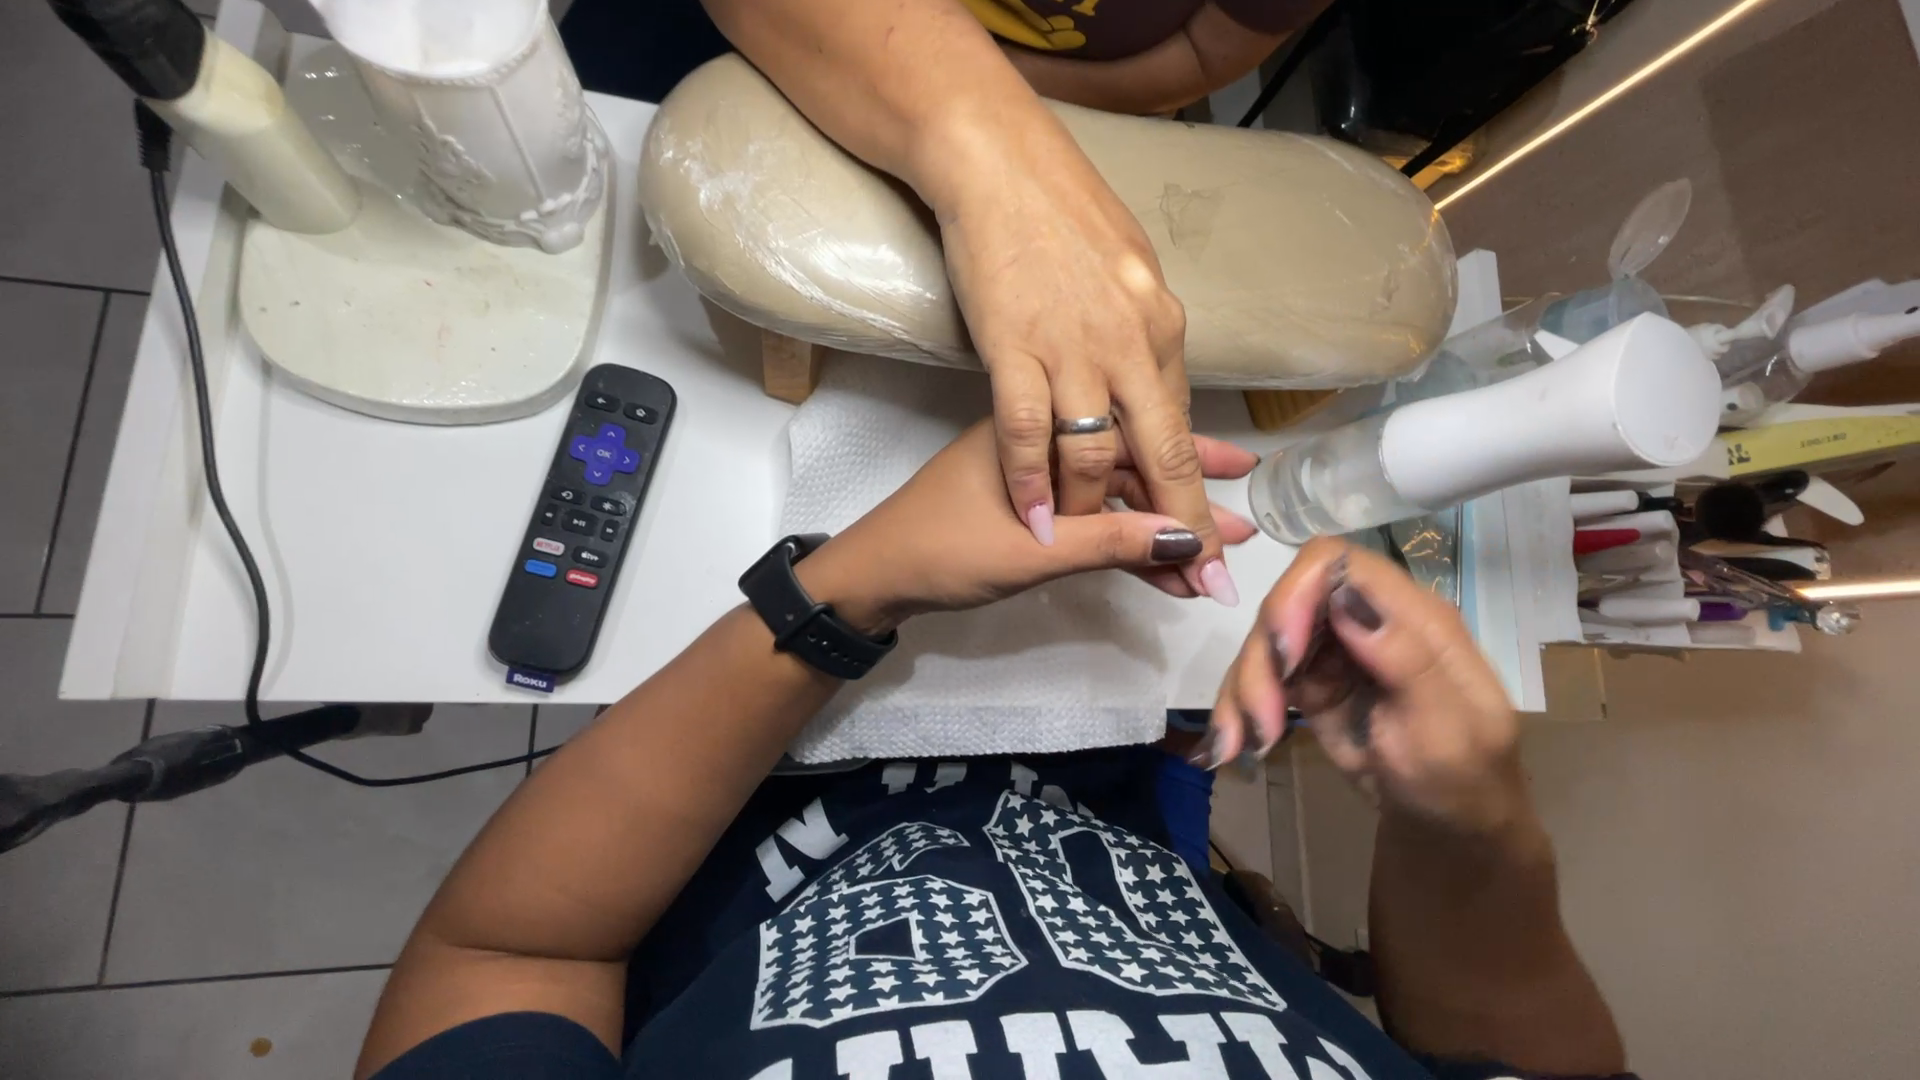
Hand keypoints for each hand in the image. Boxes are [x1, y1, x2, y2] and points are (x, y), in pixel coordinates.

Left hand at [796, 421, 1258, 635]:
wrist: (874, 571)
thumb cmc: (943, 548)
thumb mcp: (1030, 549)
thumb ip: (1109, 543)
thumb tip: (1189, 542)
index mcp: (1046, 431)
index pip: (1136, 455)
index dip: (1190, 494)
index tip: (1238, 517)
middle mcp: (1048, 444)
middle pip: (1134, 470)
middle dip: (1188, 502)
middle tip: (1244, 525)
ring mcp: (1039, 476)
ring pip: (1116, 498)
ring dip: (1160, 527)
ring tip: (1216, 546)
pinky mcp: (1030, 506)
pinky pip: (1091, 518)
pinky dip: (1122, 540)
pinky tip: (1158, 559)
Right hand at [916, 113, 1235, 605]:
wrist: (997, 168)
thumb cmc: (1060, 217)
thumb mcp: (1126, 276)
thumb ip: (1143, 342)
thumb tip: (1152, 396)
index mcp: (1160, 329)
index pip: (1184, 430)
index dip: (1202, 496)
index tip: (1216, 549)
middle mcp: (1128, 344)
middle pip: (1161, 452)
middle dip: (1182, 526)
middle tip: (1199, 585)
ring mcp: (1071, 348)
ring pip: (1092, 451)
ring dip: (1094, 513)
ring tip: (1097, 554)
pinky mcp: (1013, 348)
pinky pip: (1024, 430)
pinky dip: (1030, 482)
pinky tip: (1037, 523)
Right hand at [1208, 538, 1527, 836]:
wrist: (1443, 823)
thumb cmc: (1462, 779)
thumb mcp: (1451, 730)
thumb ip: (1410, 662)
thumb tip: (1349, 604)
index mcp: (1411, 616)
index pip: (1339, 562)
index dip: (1297, 591)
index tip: (1284, 652)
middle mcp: (1362, 619)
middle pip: (1285, 602)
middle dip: (1262, 657)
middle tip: (1263, 721)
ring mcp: (1329, 648)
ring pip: (1262, 642)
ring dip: (1244, 689)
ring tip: (1247, 744)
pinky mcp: (1303, 678)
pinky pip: (1254, 677)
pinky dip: (1234, 708)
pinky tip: (1232, 745)